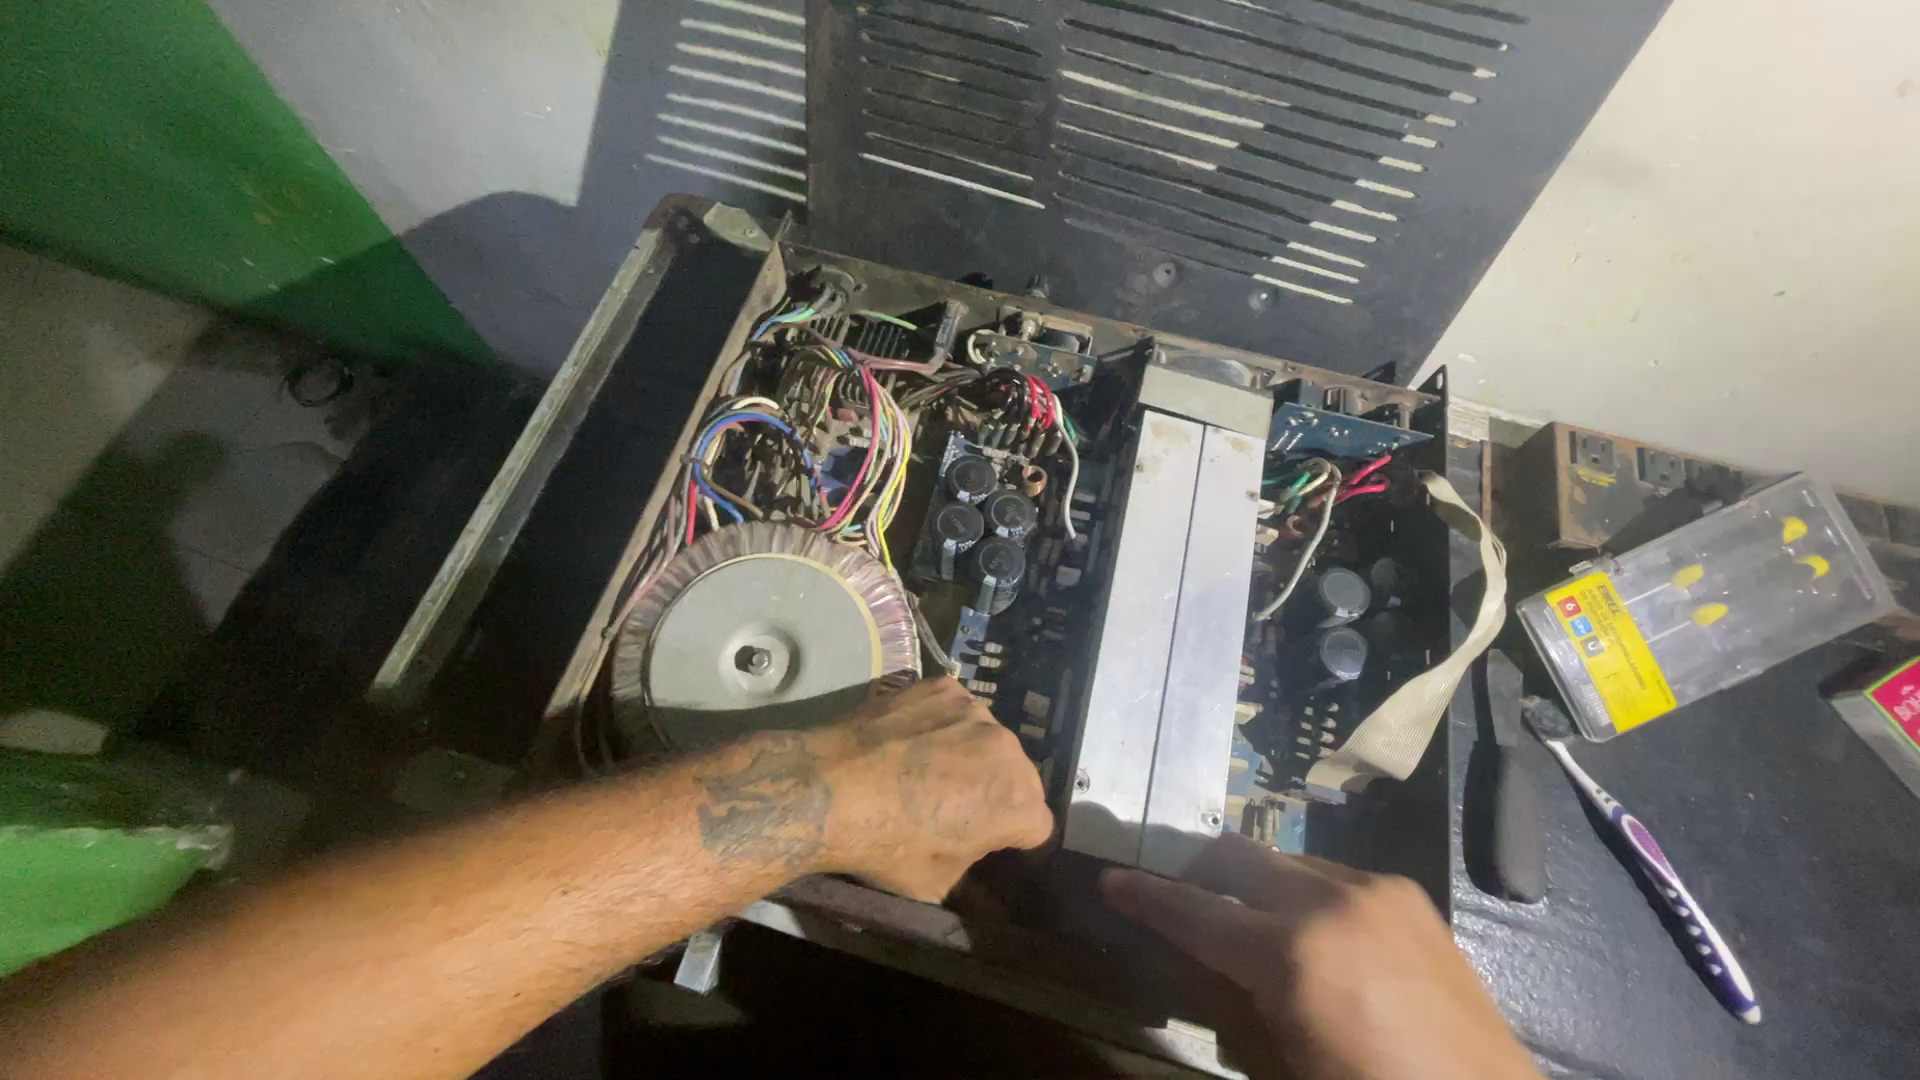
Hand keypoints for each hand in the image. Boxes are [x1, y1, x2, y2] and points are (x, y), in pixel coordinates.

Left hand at [816, 677, 1053, 900]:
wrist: (828, 786)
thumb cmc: (885, 842)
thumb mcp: (937, 885)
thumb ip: (975, 873)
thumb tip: (984, 882)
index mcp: (1016, 802)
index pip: (1037, 826)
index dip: (1014, 840)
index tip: (988, 843)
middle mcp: (1008, 749)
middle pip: (1018, 776)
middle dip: (997, 793)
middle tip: (957, 807)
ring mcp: (974, 710)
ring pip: (989, 738)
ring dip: (973, 754)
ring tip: (930, 769)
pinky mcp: (943, 687)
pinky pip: (958, 710)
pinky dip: (945, 723)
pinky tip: (914, 739)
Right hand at [1103, 834, 1538, 1079]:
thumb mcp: (1286, 1059)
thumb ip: (1236, 992)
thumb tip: (1201, 954)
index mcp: (1293, 954)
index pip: (1194, 912)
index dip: (1147, 897)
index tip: (1112, 880)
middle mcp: (1329, 901)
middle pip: (1234, 857)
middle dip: (1195, 872)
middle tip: (1175, 894)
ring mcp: (1375, 890)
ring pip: (1281, 860)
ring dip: (1250, 882)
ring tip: (1246, 919)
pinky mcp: (1407, 893)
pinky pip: (1329, 874)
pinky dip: (1300, 892)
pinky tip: (1311, 929)